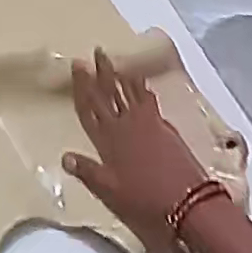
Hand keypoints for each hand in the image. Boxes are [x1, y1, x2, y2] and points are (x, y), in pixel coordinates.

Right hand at [62, 48, 208, 252]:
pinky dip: (143, 88)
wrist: (187, 202)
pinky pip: (148, 99)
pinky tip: (142, 82)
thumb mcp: (110, 192)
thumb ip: (87, 172)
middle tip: (97, 50)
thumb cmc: (145, 199)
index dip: (82, 86)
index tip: (78, 65)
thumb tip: (64, 156)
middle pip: (109, 92)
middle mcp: (124, 124)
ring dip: (122, 75)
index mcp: (108, 138)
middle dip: (101, 71)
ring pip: (129, 91)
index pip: (89, 106)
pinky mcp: (164, 125)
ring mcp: (146, 122)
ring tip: (117, 60)